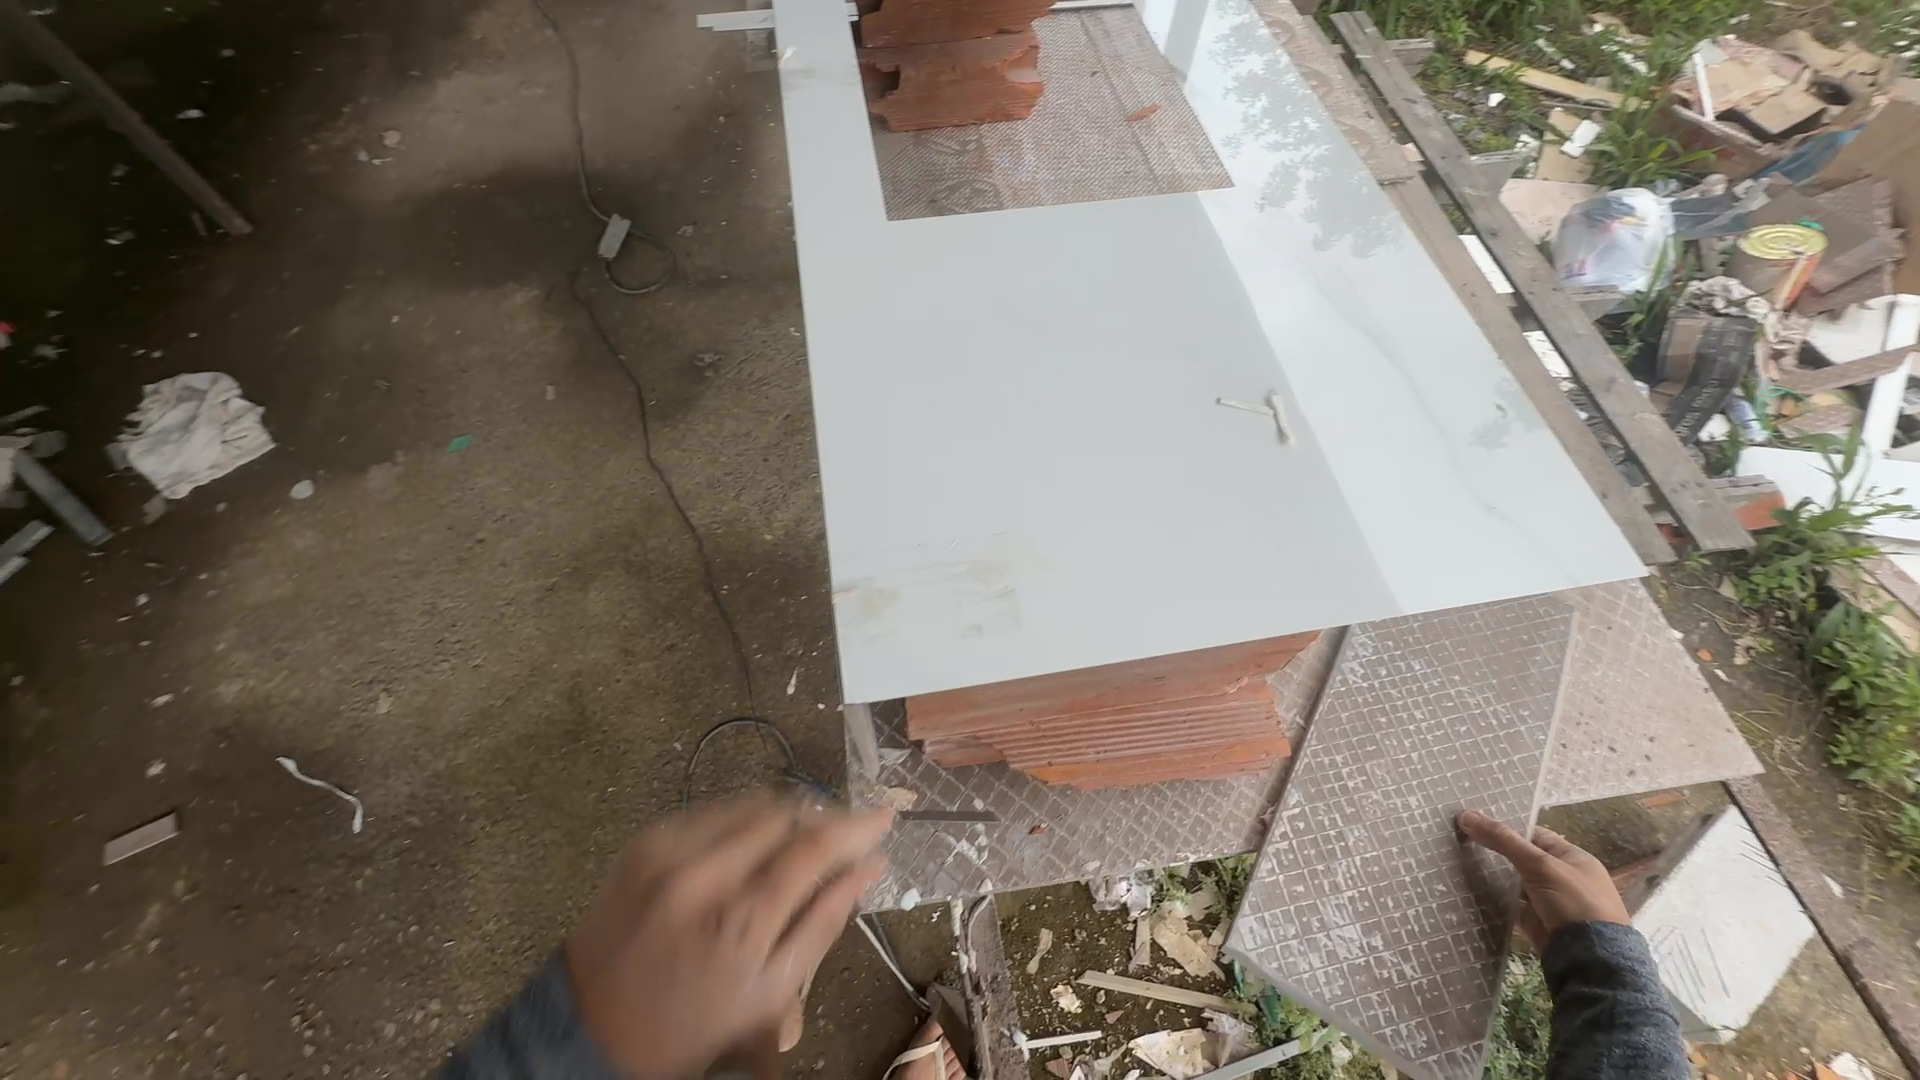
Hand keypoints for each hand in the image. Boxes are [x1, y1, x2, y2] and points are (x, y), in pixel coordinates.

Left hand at [565, 795, 893, 1077]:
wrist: (590, 1027)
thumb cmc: (693, 1022)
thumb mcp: (771, 993)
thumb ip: (825, 922)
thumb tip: (872, 866)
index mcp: (740, 920)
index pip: (815, 848)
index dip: (858, 825)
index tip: (886, 815)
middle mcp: (704, 872)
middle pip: (787, 813)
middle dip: (824, 818)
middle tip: (841, 837)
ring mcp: (669, 849)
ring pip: (754, 802)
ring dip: (788, 813)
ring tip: (799, 841)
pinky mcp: (647, 839)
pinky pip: (717, 808)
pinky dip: (747, 818)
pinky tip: (753, 844)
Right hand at [1457, 809, 1627, 951]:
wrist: (1591, 959)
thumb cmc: (1573, 902)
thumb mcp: (1540, 865)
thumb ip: (1503, 839)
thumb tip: (1465, 814)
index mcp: (1573, 858)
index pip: (1532, 834)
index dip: (1503, 827)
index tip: (1471, 822)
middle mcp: (1562, 876)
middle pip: (1520, 856)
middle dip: (1493, 850)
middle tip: (1458, 839)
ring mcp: (1550, 899)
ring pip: (1512, 879)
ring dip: (1490, 873)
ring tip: (1455, 861)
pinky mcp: (1537, 919)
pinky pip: (1509, 901)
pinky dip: (1493, 895)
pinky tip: (1469, 887)